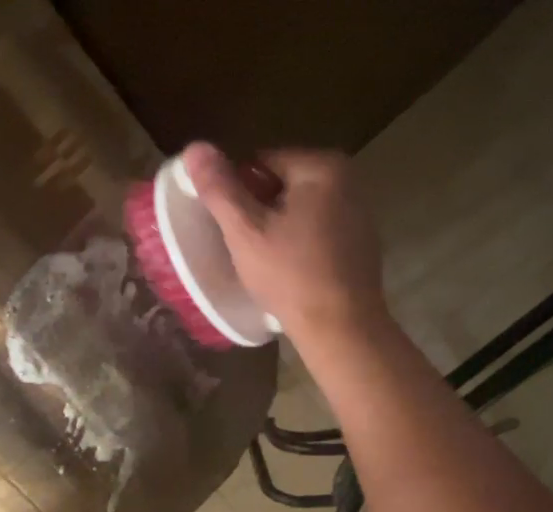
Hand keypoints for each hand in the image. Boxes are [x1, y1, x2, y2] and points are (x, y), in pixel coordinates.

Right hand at [181, 143, 389, 339]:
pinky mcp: (359, 240)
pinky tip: (287, 270)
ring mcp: (357, 209)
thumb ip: (219, 189)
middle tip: (242, 246)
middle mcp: (347, 178)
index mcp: (321, 166)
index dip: (235, 192)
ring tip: (261, 260)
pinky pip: (315, 229)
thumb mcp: (245, 231)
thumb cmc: (288, 273)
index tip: (229, 226)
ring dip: (275, 227)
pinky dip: (297, 242)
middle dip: (256, 210)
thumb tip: (194, 148)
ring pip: (297, 208)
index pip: (260, 162)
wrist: (338, 323)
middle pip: (280, 184)